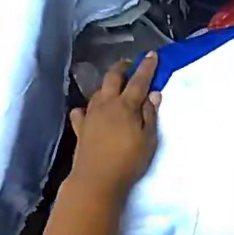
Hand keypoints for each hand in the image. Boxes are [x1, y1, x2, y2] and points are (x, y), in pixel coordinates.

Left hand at [67, 52, 160, 198]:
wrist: (96, 179)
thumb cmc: (128, 161)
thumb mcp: (148, 140)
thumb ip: (150, 115)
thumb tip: (153, 94)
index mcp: (125, 106)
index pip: (139, 81)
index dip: (146, 67)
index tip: (151, 55)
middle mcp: (106, 104)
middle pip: (113, 78)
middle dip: (122, 67)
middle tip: (129, 64)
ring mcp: (90, 115)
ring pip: (98, 92)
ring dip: (107, 85)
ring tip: (114, 87)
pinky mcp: (80, 128)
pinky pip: (82, 111)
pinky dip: (87, 108)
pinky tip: (89, 111)